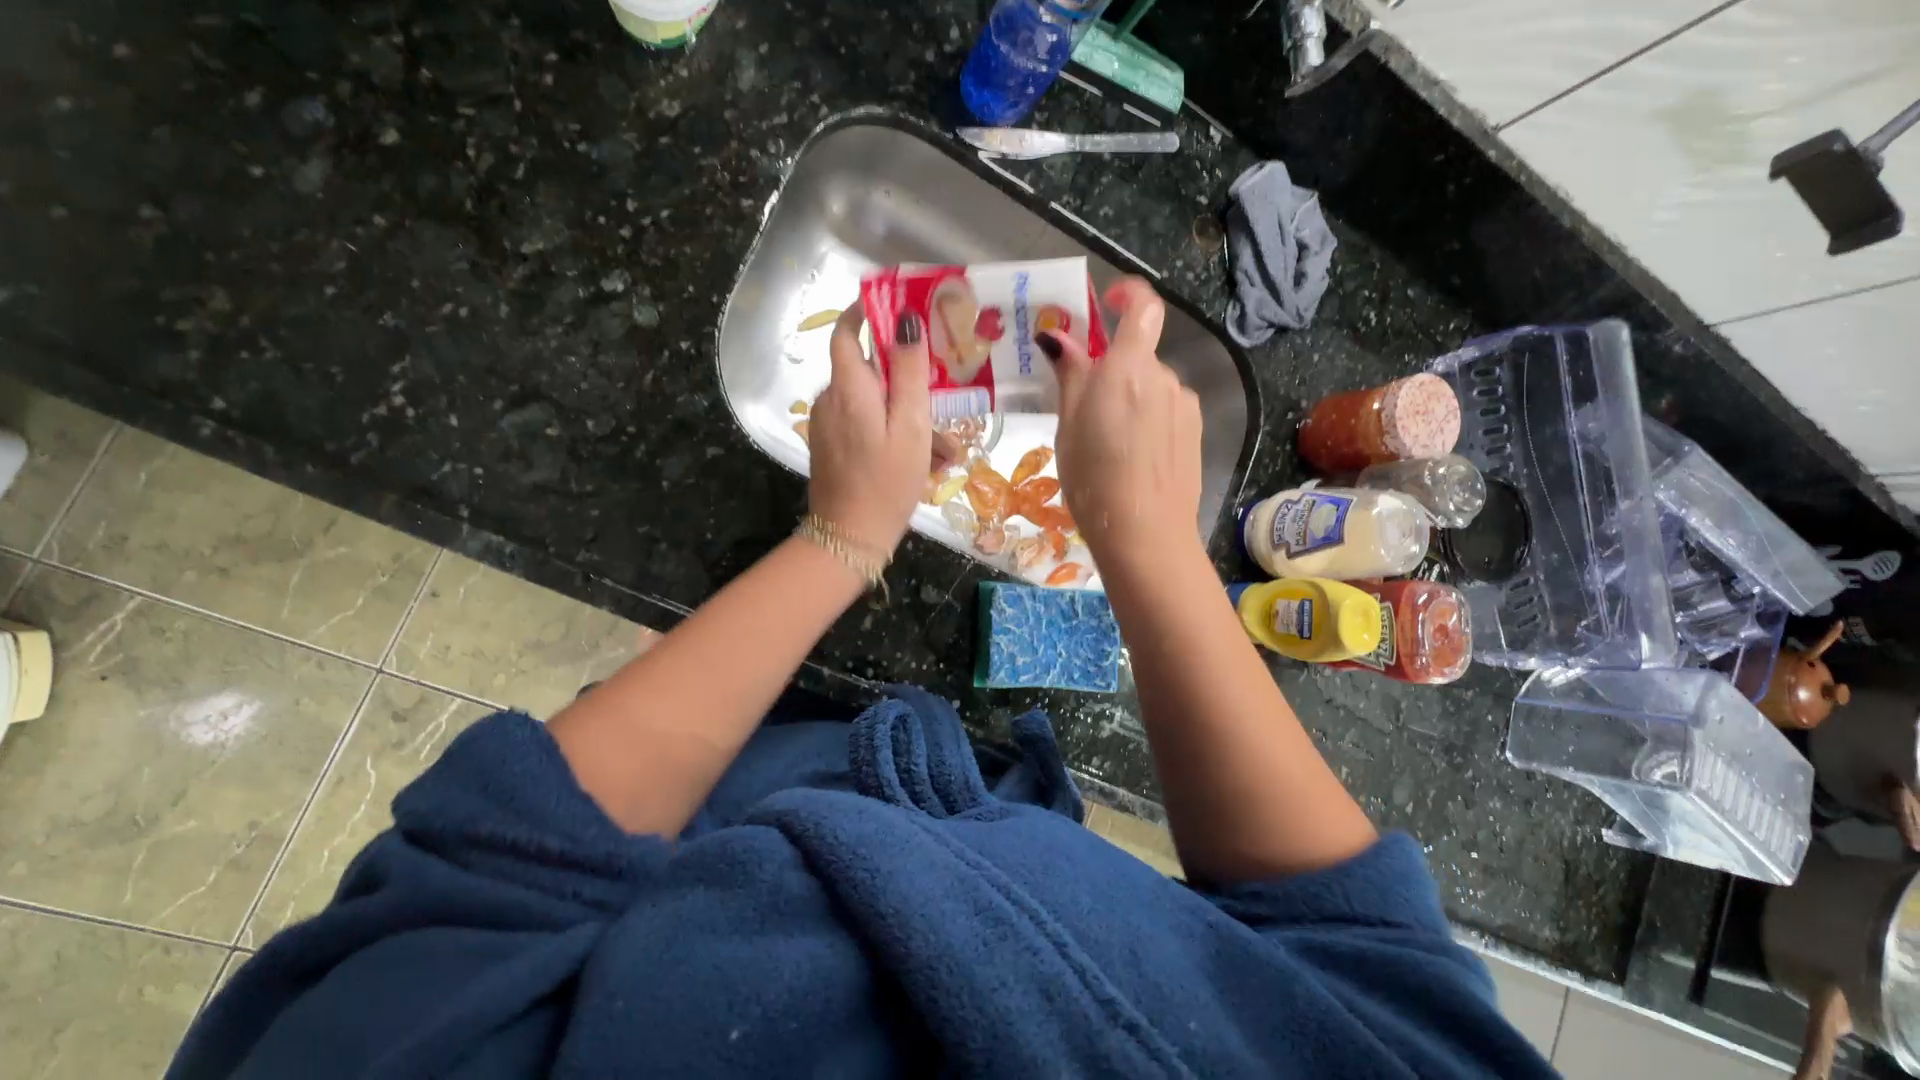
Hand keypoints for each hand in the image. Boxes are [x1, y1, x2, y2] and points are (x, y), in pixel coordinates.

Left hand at [807, 304, 944, 556]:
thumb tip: (907, 320)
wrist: (849, 537)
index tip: (896, 305)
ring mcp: (829, 426)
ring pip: (872, 402)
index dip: (866, 312)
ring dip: (906, 415)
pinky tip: (925, 461)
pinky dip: (893, 433)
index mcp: (848, 388)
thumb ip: (910, 371)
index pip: (847, 332)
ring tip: (943, 447)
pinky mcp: (833, 448)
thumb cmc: (886, 481)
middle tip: (942, 391)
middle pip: (868, 370)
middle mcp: (831, 400)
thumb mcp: (910, 425)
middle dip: (905, 378)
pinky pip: (866, 426)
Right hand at [1045, 277, 1203, 567]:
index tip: (1109, 301)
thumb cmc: (1093, 477)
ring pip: (1152, 387)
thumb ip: (1070, 374)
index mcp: (1128, 368)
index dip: (1129, 294)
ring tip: (1110, 444)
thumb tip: (1055, 336)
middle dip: (1114, 371)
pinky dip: (1149, 421)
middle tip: (1086, 411)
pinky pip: (1167, 411)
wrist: (1144, 533)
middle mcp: (1164, 377)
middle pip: (1140, 356)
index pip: (1143, 307)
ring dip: (1132, 400)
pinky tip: (1135, 458)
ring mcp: (1184, 406)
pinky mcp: (1195, 432)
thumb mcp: (1068, 425)